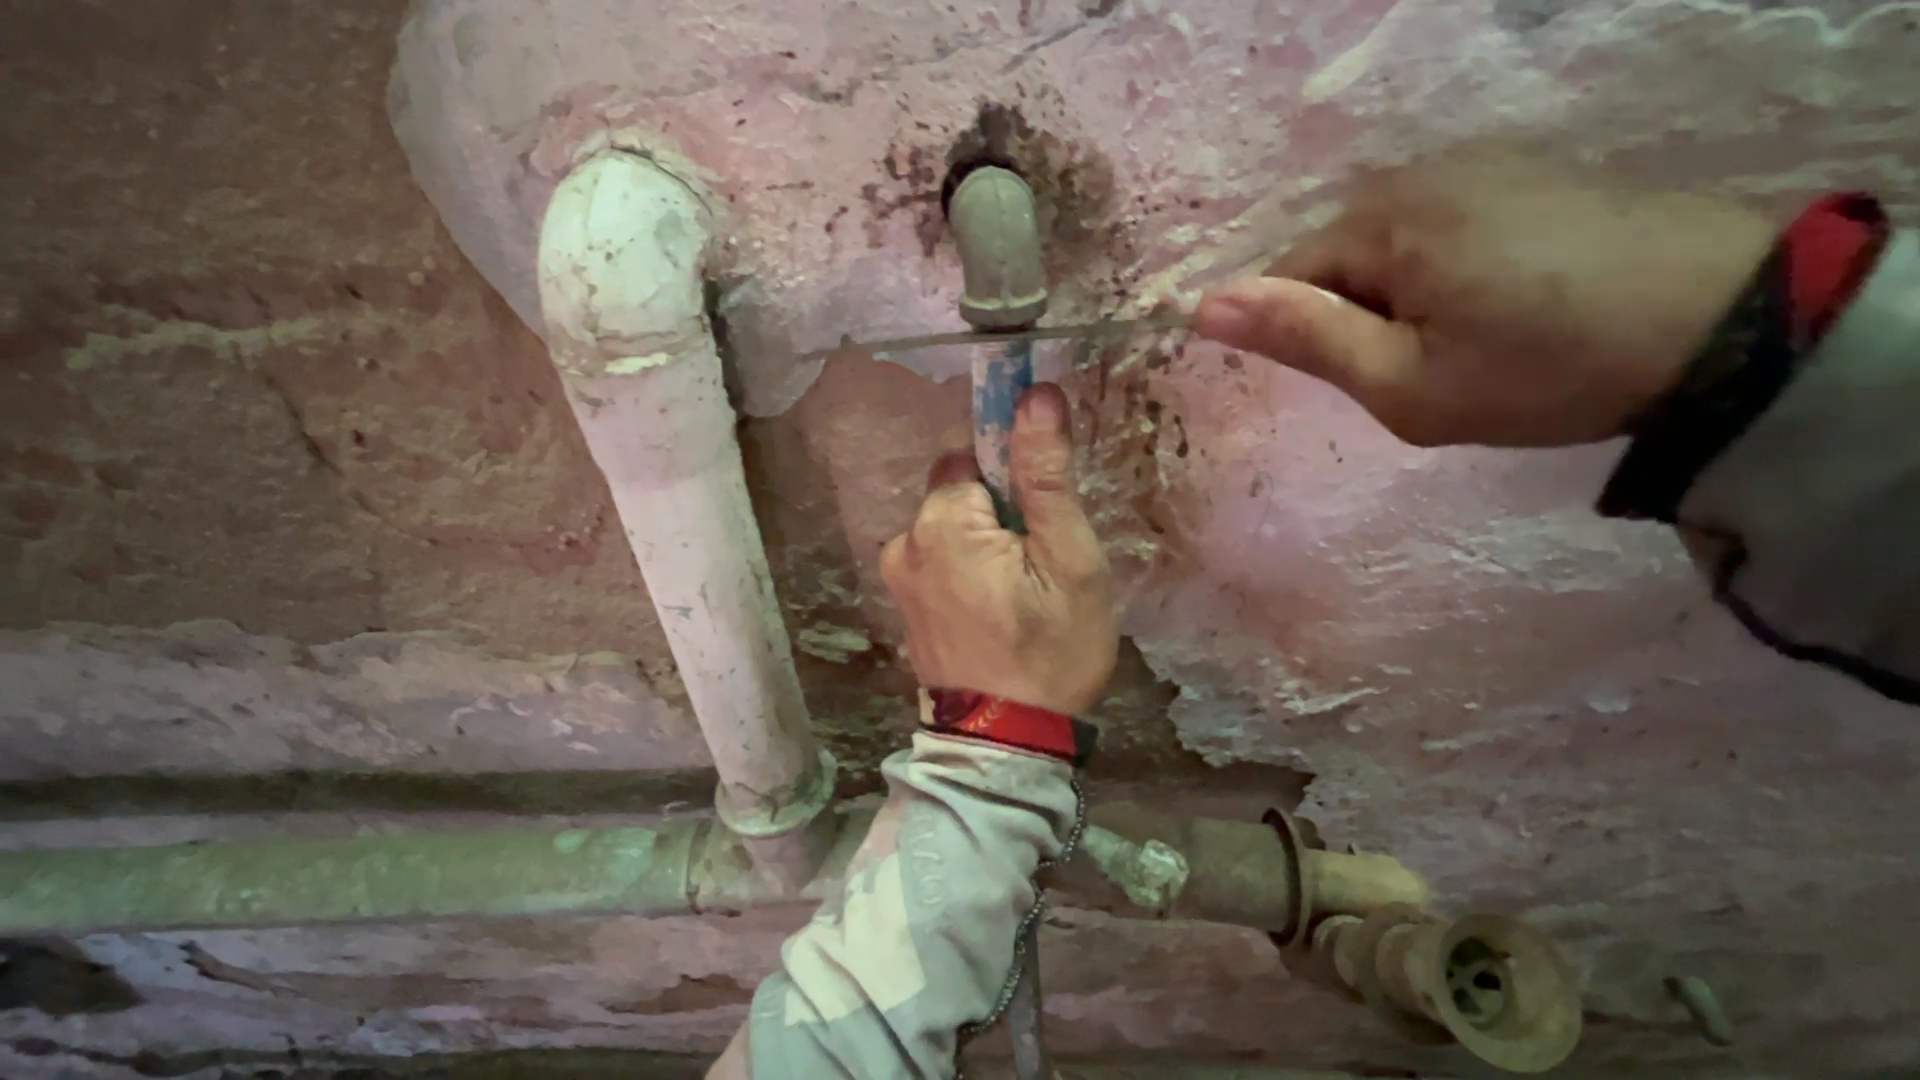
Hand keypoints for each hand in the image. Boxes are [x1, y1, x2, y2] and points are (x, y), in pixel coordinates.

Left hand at [880, 384, 1116, 715]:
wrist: (1006, 744)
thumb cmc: (1049, 651)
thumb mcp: (1067, 561)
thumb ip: (1046, 476)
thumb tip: (1036, 394)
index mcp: (941, 520)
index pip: (972, 449)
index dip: (1012, 464)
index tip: (1042, 501)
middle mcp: (904, 539)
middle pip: (959, 487)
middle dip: (1000, 506)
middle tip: (1042, 556)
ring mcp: (898, 576)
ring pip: (951, 524)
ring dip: (986, 538)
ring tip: (1024, 587)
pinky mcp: (904, 604)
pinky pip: (940, 558)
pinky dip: (969, 566)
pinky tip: (998, 605)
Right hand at [1192, 150, 1775, 446]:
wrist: (1725, 323)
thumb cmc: (1540, 367)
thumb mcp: (1403, 380)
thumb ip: (1302, 339)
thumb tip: (1202, 307)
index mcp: (1377, 223)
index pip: (1285, 281)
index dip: (1309, 341)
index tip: (1369, 379)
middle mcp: (1414, 175)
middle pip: (1336, 263)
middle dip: (1358, 320)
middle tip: (1426, 371)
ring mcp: (1475, 167)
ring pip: (1387, 251)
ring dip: (1402, 301)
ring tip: (1471, 342)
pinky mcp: (1520, 175)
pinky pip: (1438, 233)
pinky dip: (1446, 276)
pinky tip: (1504, 306)